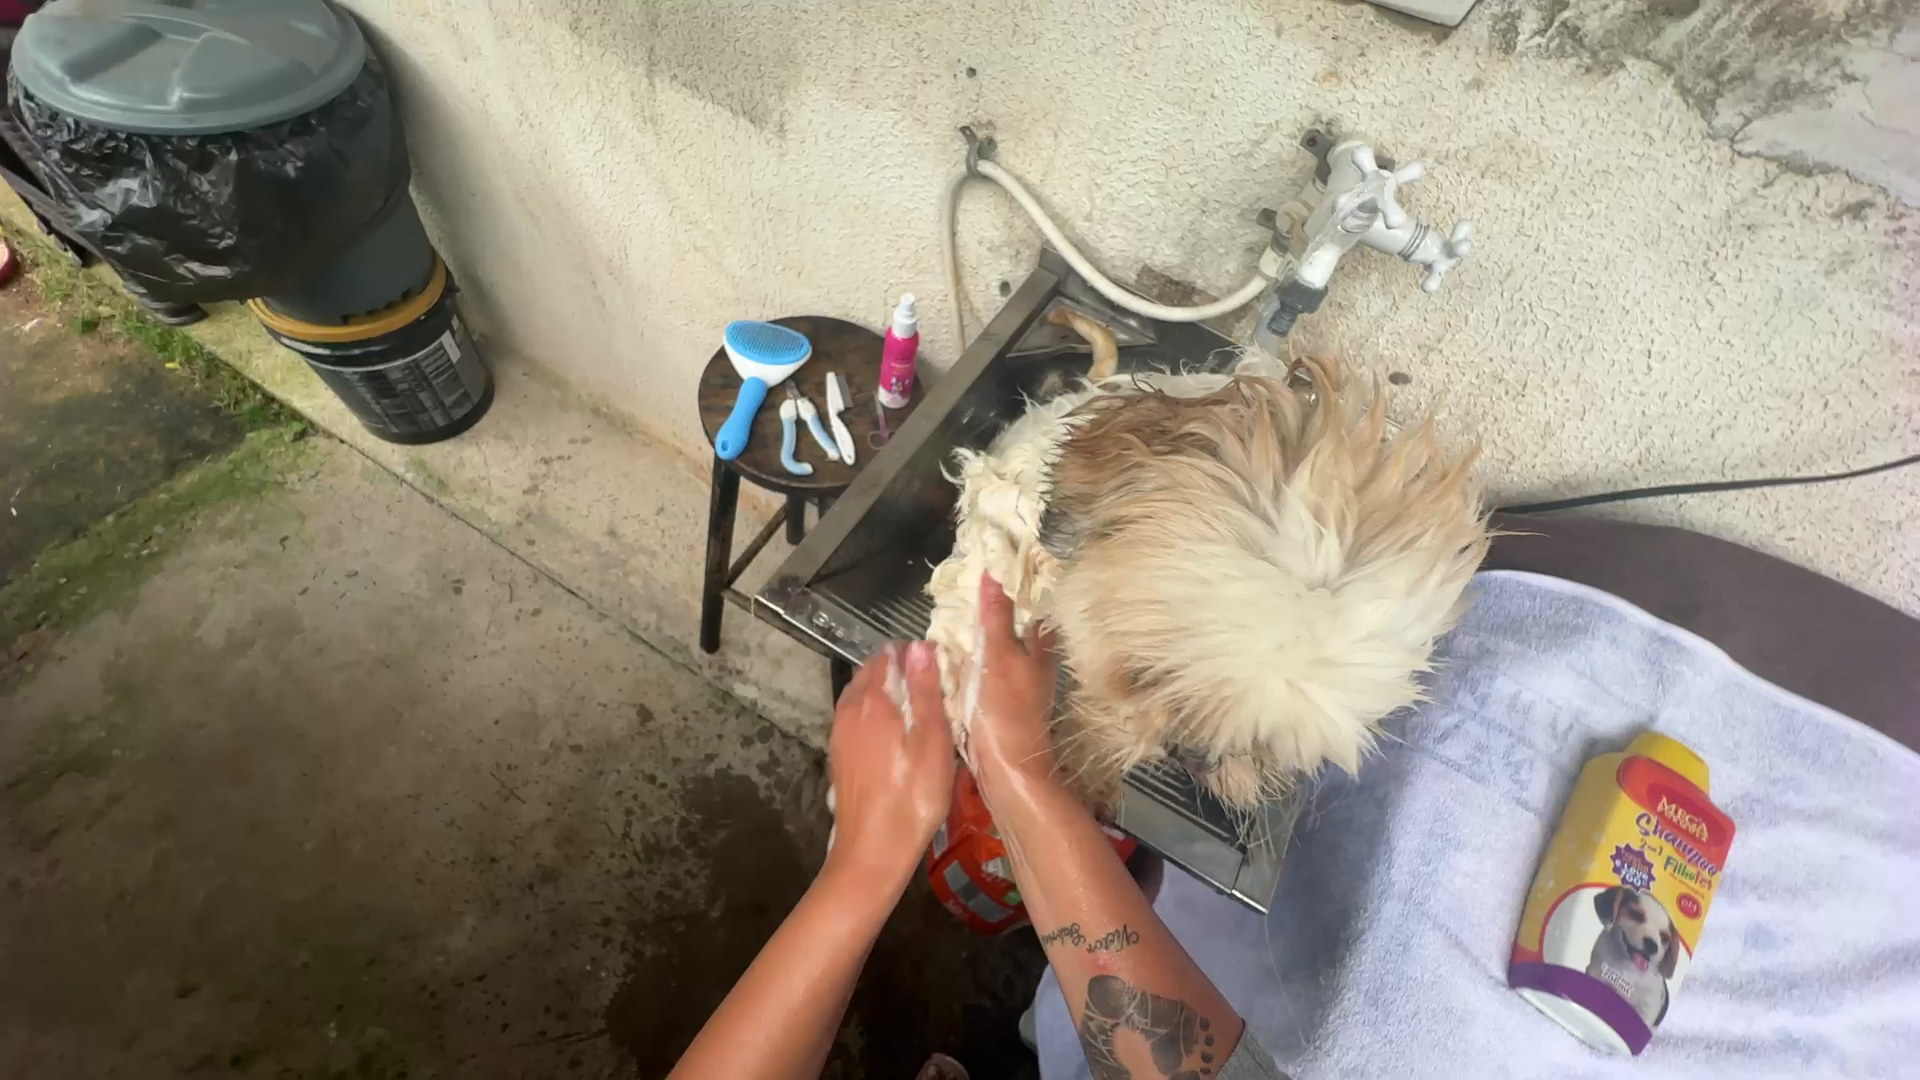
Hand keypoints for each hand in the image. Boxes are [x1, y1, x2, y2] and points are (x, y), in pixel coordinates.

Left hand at [826, 642, 954, 880]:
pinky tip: (895, 732)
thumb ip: (925, 690)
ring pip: (862, 692)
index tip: (940, 667)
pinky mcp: (839, 753)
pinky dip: (875, 710)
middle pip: (872, 670)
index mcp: (873, 701)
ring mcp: (840, 732)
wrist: (872, 852)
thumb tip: (919, 645)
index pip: (889, 655)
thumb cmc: (912, 798)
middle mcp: (849, 709)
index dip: (916, 654)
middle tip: (933, 686)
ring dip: (886, 690)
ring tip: (917, 708)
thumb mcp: (932, 742)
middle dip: (900, 669)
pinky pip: (856, 714)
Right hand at [965, 575, 1060, 791]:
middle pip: (1015, 626)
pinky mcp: (1002, 706)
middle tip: (966, 585)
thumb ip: (996, 619)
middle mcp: (1034, 665)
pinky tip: (955, 656)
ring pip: (1001, 648)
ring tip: (956, 614)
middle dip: (995, 607)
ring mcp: (1019, 686)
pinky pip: (987, 671)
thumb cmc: (1007, 714)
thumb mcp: (999, 658)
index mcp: (1039, 649)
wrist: (1009, 774)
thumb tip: (994, 576)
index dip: (1015, 584)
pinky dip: (974, 659)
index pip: (1030, 605)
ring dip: (982, 633)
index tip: (992, 563)